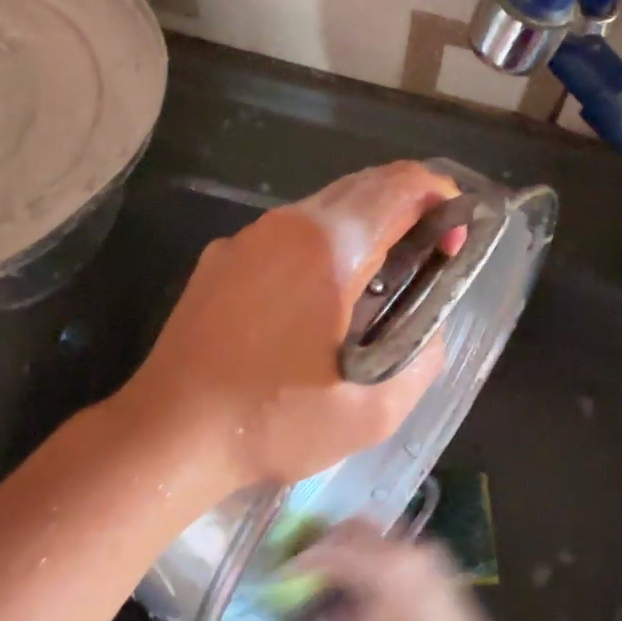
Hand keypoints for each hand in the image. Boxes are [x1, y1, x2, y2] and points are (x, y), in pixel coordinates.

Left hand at [116, 161, 459, 489]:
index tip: (453, 242)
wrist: (167, 435)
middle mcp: (285, 227)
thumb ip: (422, 361)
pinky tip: (313, 306)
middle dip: (406, 211)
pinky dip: (318, 252)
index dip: (441, 199)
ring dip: (361, 232)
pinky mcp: (218, 263)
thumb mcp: (372, 413)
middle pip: (362, 188)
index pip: (400, 185)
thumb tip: (429, 331)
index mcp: (328, 248)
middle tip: (426, 262)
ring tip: (374, 289)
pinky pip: (283, 238)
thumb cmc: (273, 423)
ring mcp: (244, 240)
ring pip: (320, 211)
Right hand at [299, 520, 505, 620]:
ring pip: (376, 533)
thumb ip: (330, 609)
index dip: (300, 562)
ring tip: (332, 571)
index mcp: (383, 564)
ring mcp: (426, 552)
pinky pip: (395, 547)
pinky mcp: (437, 564)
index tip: (280, 575)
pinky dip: (373, 555)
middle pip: (354, 528)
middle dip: (325, 543)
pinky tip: (362, 579)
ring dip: (350, 546)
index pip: (329, 550)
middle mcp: (406, 546)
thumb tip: (317, 593)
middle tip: (305, 566)